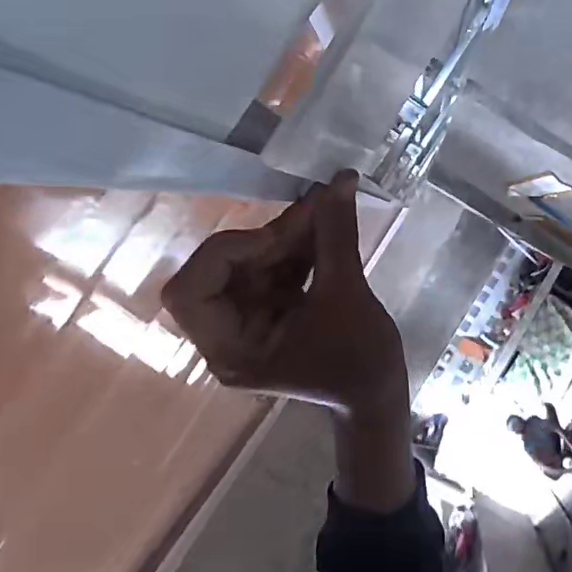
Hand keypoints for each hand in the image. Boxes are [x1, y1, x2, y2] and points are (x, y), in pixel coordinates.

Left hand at [162, 170, 405, 419]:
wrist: (381, 392)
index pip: (189, 292)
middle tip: (316, 207)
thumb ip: (336, 235)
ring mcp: (249, 322)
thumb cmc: (361, 360)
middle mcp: (228, 335)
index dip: (225, 253)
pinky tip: (327, 225)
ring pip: (253, 262)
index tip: (277, 237)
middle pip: (223, 269)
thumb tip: (340, 179)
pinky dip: (299, 246)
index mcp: (230, 350)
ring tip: (328, 208)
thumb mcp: (348, 295)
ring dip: (289, 235)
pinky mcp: (272, 310)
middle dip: (270, 238)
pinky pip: (274, 268)